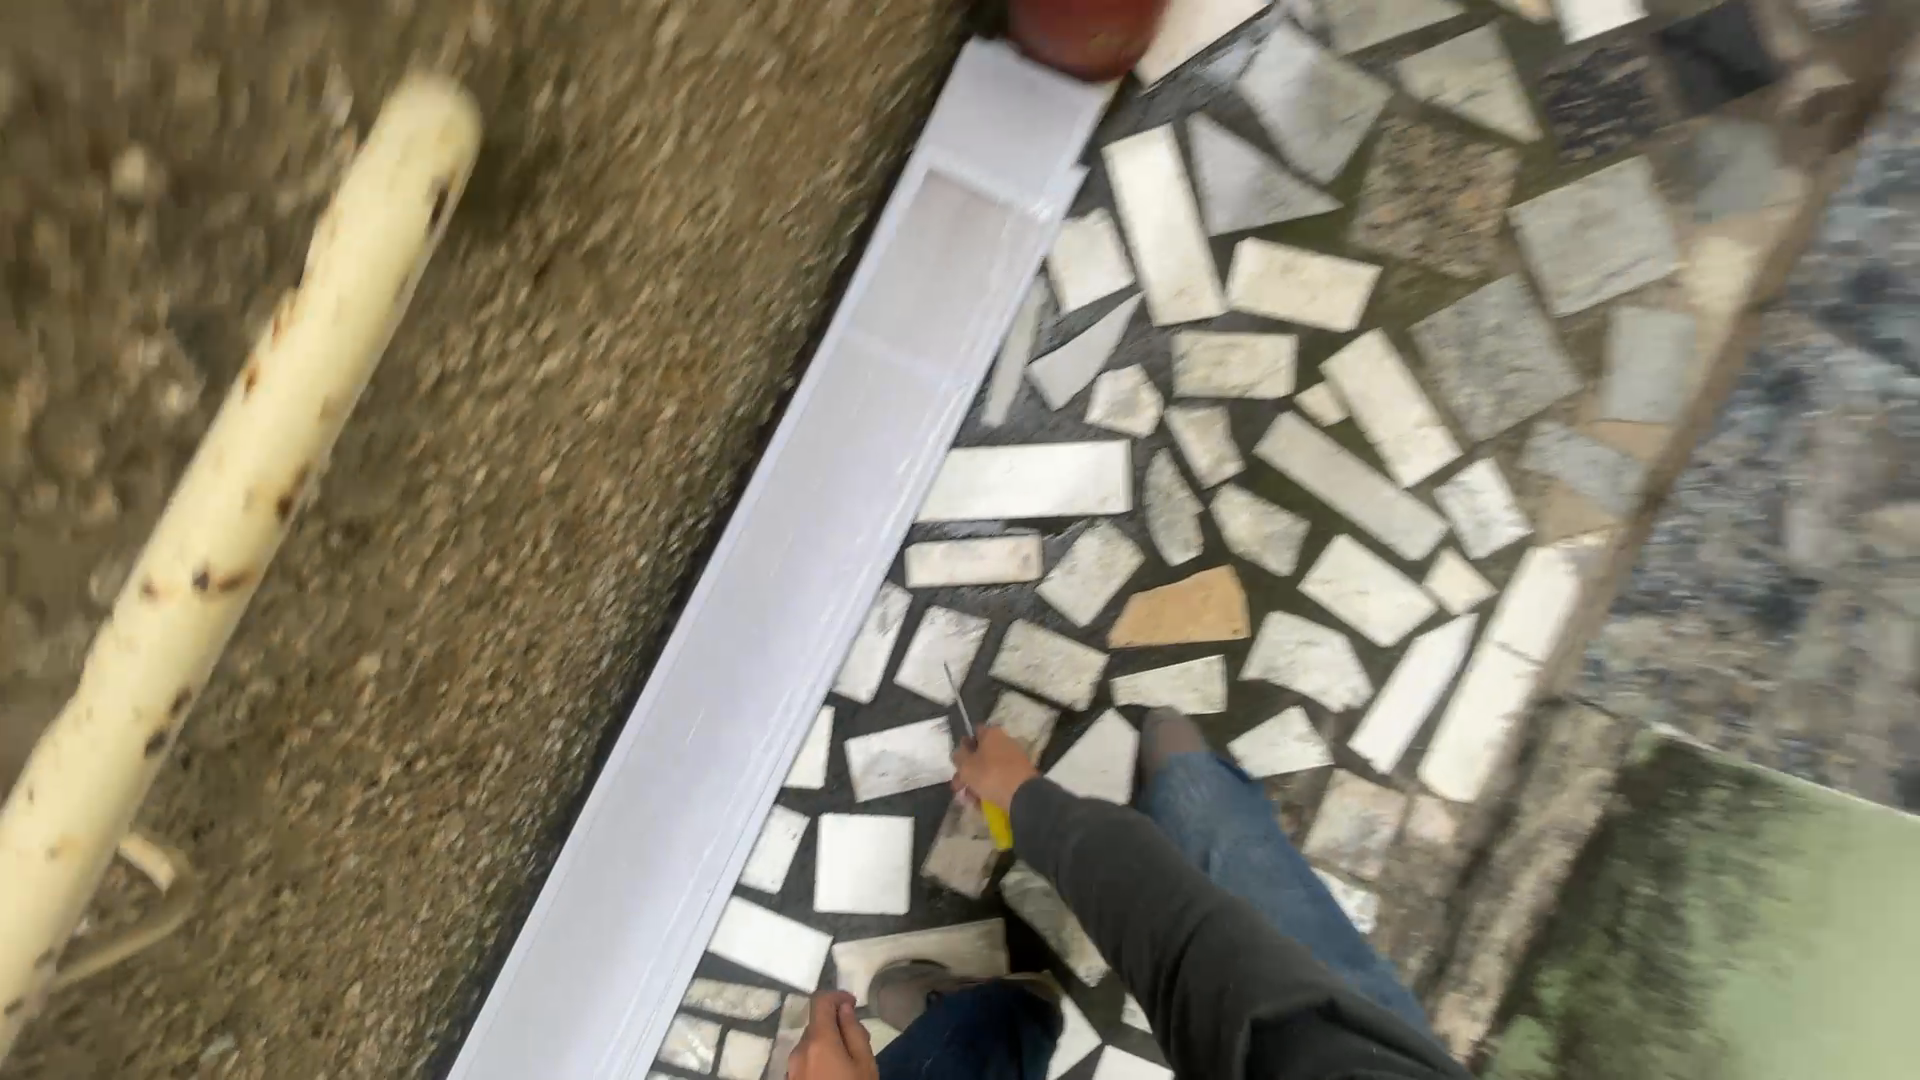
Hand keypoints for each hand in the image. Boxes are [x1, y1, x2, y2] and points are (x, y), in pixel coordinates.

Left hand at [788, 991, 877, 1079]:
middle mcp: (798, 1051)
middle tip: (857, 1039)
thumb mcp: (864, 1063)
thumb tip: (844, 1009)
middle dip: (836, 1024)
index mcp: (817, 1041)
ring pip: (810, 1045)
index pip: (820, 1000)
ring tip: (847, 1061)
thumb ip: (854, 1031)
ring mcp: (791, 1070)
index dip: (838, 996)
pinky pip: (805, 1062)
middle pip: (816, 1025)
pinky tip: (832, 1073)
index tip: (854, 1004)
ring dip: (827, 1044)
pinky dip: (817, 1060)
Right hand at [952, 726, 1039, 808]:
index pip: (973, 733)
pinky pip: (1000, 778)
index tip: (956, 762)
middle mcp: (1004, 741)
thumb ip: (958, 757)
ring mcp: (1013, 758)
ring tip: (969, 799)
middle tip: (958, 787)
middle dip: (967, 772)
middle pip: (980, 754)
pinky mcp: (1019, 774)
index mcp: (992, 733)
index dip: (963, 746)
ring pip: (989, 768)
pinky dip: (990, 788)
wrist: (1022, 794)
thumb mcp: (966, 766)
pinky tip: (981, 802)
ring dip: (976, 782)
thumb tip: (959, 753)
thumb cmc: (990, 774)